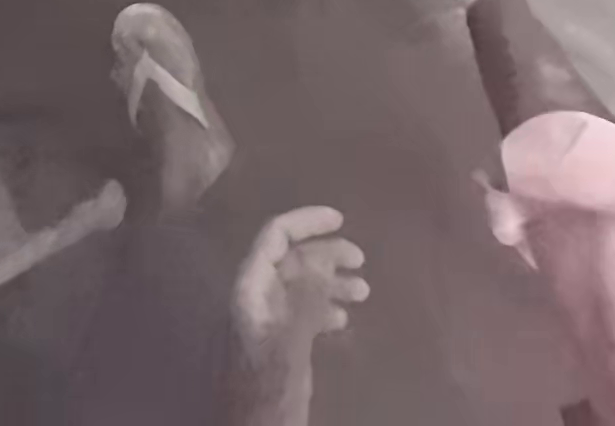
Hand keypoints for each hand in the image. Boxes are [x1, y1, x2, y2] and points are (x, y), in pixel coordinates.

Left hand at [232, 206, 369, 357]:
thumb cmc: (265, 395)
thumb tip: (324, 259)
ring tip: (363, 291)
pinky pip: (302, 310)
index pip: (276, 235)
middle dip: (327, 254)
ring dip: (331, 282)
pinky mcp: (277, 342)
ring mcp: (267, 318)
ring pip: (301, 284)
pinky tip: (343, 317)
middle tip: (360, 259)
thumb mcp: (289, 345)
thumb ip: (305, 300)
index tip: (339, 219)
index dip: (306, 222)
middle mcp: (257, 295)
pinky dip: (323, 307)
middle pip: (293, 258)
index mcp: (251, 287)